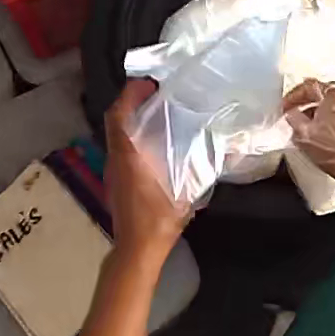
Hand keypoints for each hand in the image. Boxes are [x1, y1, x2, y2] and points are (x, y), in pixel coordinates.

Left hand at [104, 79, 188, 257]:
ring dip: (131, 121)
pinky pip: (120, 150)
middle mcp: (115, 160)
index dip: (129, 95)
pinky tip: (152, 144)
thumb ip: (199, 172)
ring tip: (155, 115)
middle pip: (115, 122)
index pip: (119, 116)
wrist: (136, 251)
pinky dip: (132, 138)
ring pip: (116, 136)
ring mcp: (112, 172)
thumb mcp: (184, 196)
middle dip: (130, 103)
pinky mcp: (115, 182)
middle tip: (153, 95)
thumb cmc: (158, 222)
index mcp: (128, 158)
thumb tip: (222, 153)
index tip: (147, 84)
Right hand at [283, 79, 334, 179]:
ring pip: (329, 102)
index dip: (293, 96)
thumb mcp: (302, 132)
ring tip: (303, 122)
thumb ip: (292, 117)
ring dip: (314, 109)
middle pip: (321, 91)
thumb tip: (291, 114)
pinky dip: (325, 116)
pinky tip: (317, 130)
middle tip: (293, 108)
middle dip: (304, 100)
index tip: (285, 106)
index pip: (309, 85)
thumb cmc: (332, 150)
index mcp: (333, 95)